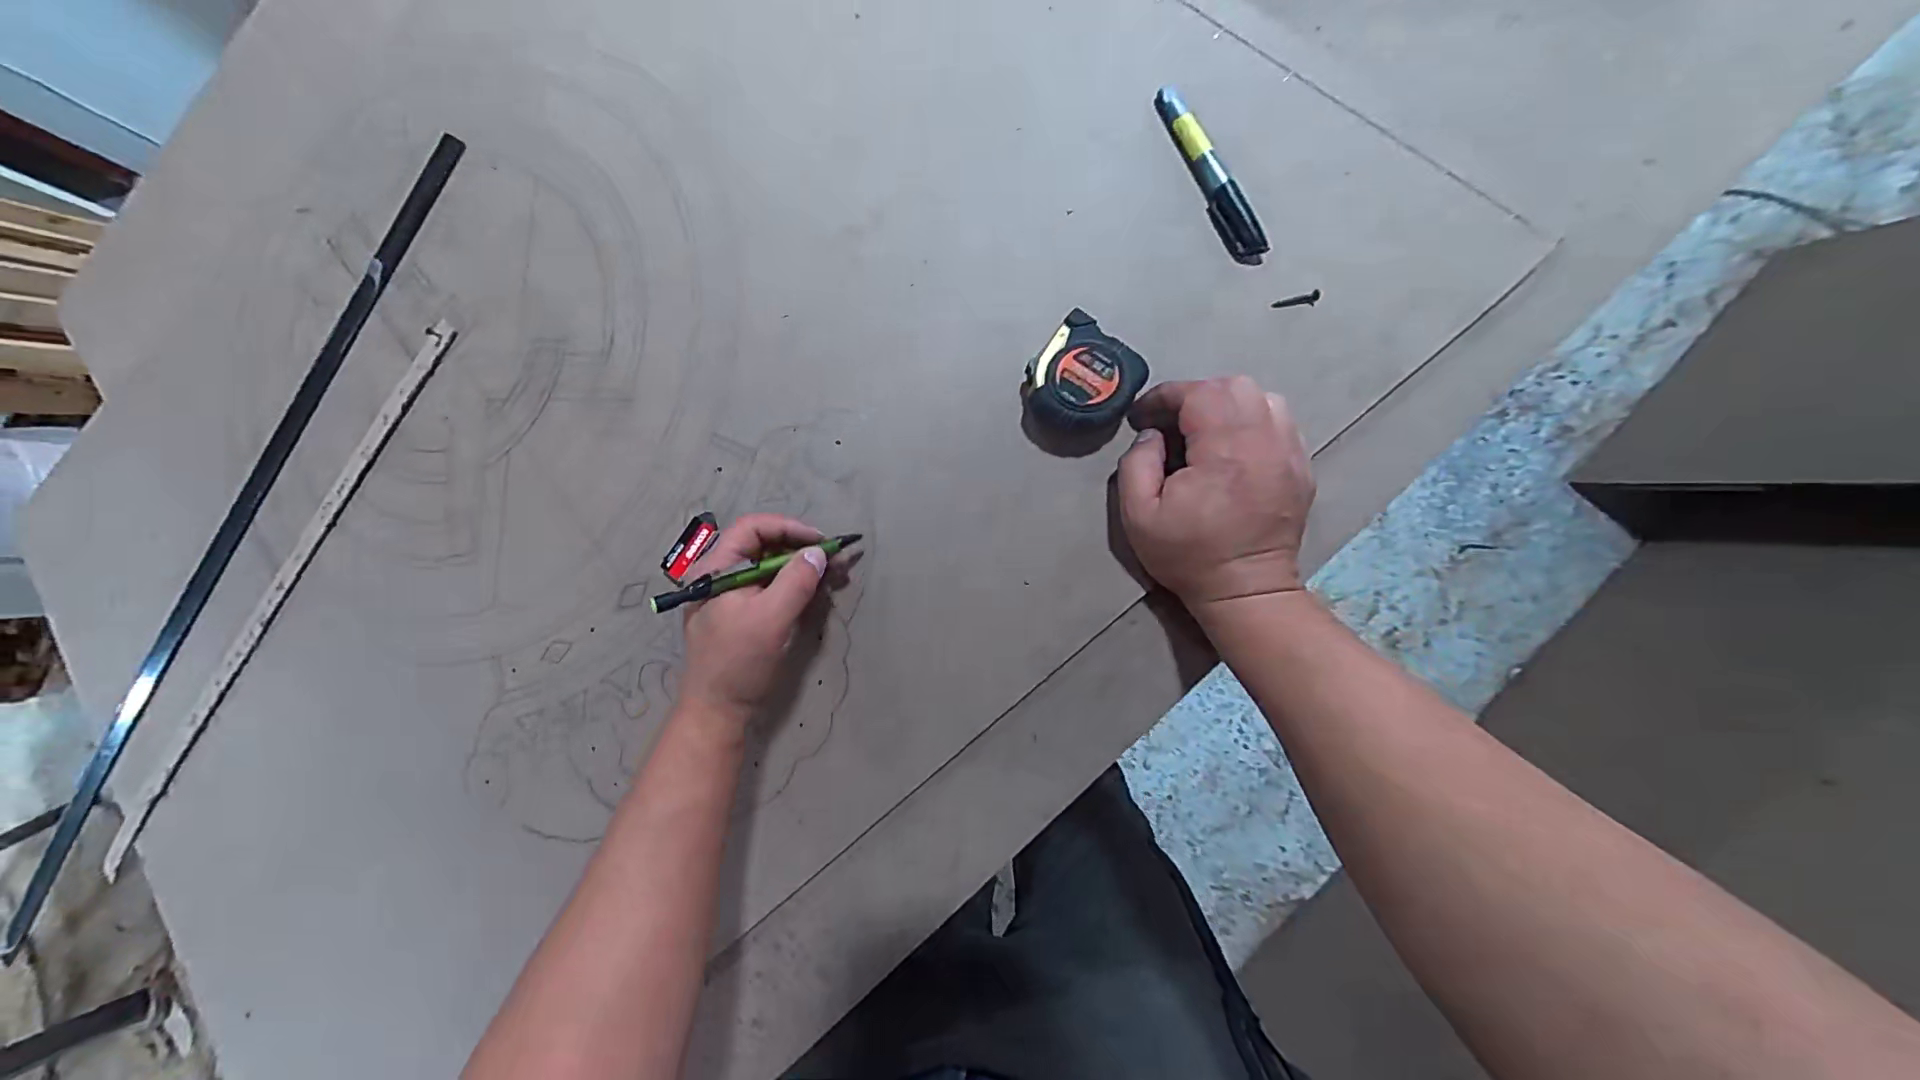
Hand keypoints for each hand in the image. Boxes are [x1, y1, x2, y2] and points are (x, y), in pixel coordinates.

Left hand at [677, 514, 827, 724]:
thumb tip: (817, 553)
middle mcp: (720, 576)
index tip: (820, 542)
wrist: (717, 712)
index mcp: (716, 569)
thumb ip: (795, 582)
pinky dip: (796, 586)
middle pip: (764, 545)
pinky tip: (817, 591)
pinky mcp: (743, 614)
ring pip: (771, 567)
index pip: (753, 528)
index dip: (789, 528)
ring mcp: (731, 596)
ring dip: (803, 568)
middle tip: (834, 561)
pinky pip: (771, 588)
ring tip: (834, 576)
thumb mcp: (770, 619)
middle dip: (801, 549)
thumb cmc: (738, 664)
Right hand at [1117, 376, 1314, 609]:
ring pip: (1262, 398)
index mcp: (1224, 452)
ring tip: (1205, 431)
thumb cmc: (1188, 555)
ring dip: (1227, 404)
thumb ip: (1136, 464)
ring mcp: (1289, 453)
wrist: (1247, 590)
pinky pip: (1279, 422)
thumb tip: (1151, 435)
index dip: (1164, 397)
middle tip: (1172, 422)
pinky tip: (1233, 448)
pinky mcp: (1301, 467)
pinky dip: (1253, 421)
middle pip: (1233, 387)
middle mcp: (1264, 442)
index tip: (1143, 416)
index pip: (1197, 394)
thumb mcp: (1138, 516)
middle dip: (1195, 395)